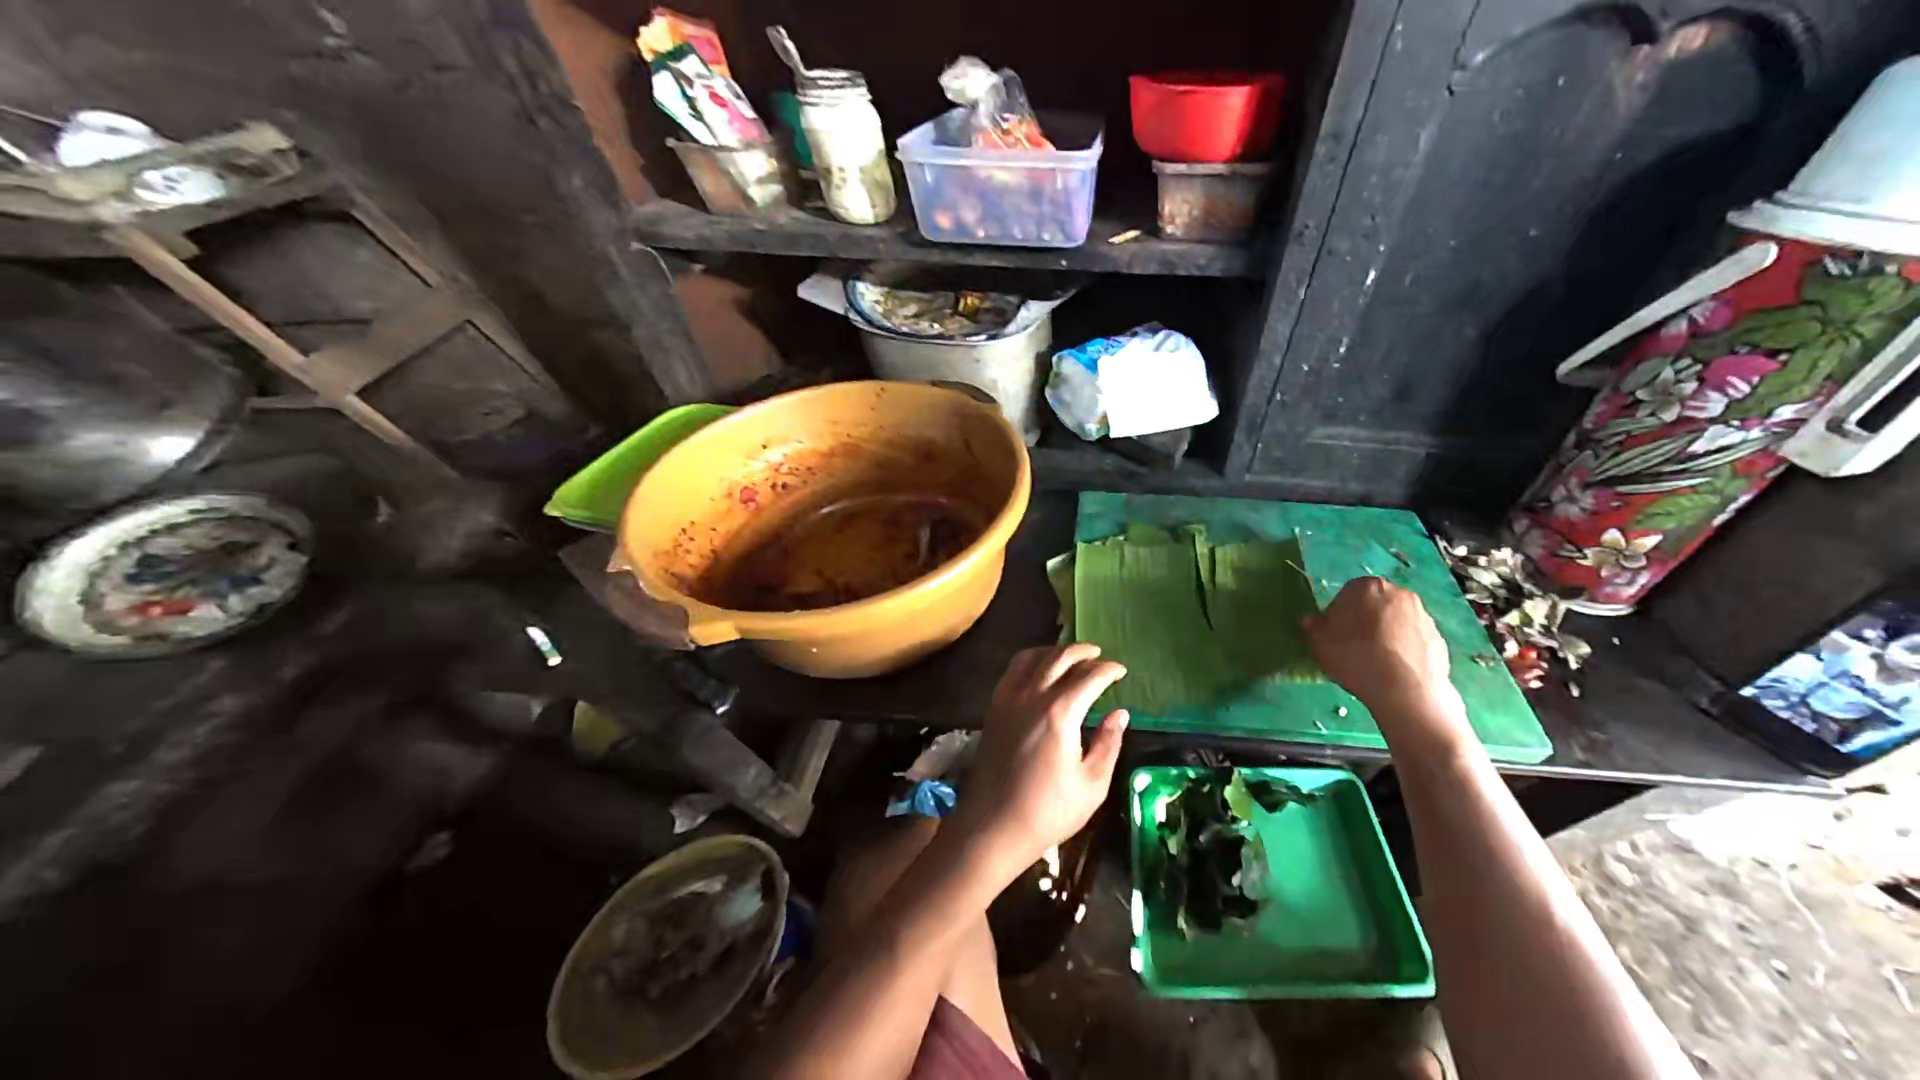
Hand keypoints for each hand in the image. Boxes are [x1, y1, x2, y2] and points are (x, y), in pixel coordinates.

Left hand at [955, 644, 1128, 876]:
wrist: (994, 826)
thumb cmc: (1049, 810)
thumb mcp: (1092, 783)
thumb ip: (1108, 743)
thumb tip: (1120, 714)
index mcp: (1060, 713)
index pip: (1089, 678)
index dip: (1108, 670)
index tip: (1121, 670)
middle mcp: (1031, 697)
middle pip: (1058, 659)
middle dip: (1081, 652)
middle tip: (1098, 654)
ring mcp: (1007, 701)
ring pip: (1030, 659)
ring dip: (1053, 652)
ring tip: (1069, 656)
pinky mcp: (993, 710)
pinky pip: (1011, 673)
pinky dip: (1028, 662)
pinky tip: (1037, 672)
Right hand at [1303, 578, 1469, 745]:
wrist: (1406, 689)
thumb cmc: (1355, 657)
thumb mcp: (1319, 643)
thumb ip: (1314, 627)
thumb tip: (1313, 621)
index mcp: (1367, 586)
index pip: (1347, 593)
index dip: (1338, 614)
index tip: (1335, 634)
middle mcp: (1399, 593)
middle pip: (1375, 604)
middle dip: (1365, 620)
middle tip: (1353, 645)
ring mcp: (1423, 615)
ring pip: (1395, 621)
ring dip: (1385, 634)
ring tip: (1375, 661)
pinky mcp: (1439, 638)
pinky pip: (1413, 639)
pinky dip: (1403, 649)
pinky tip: (1394, 669)